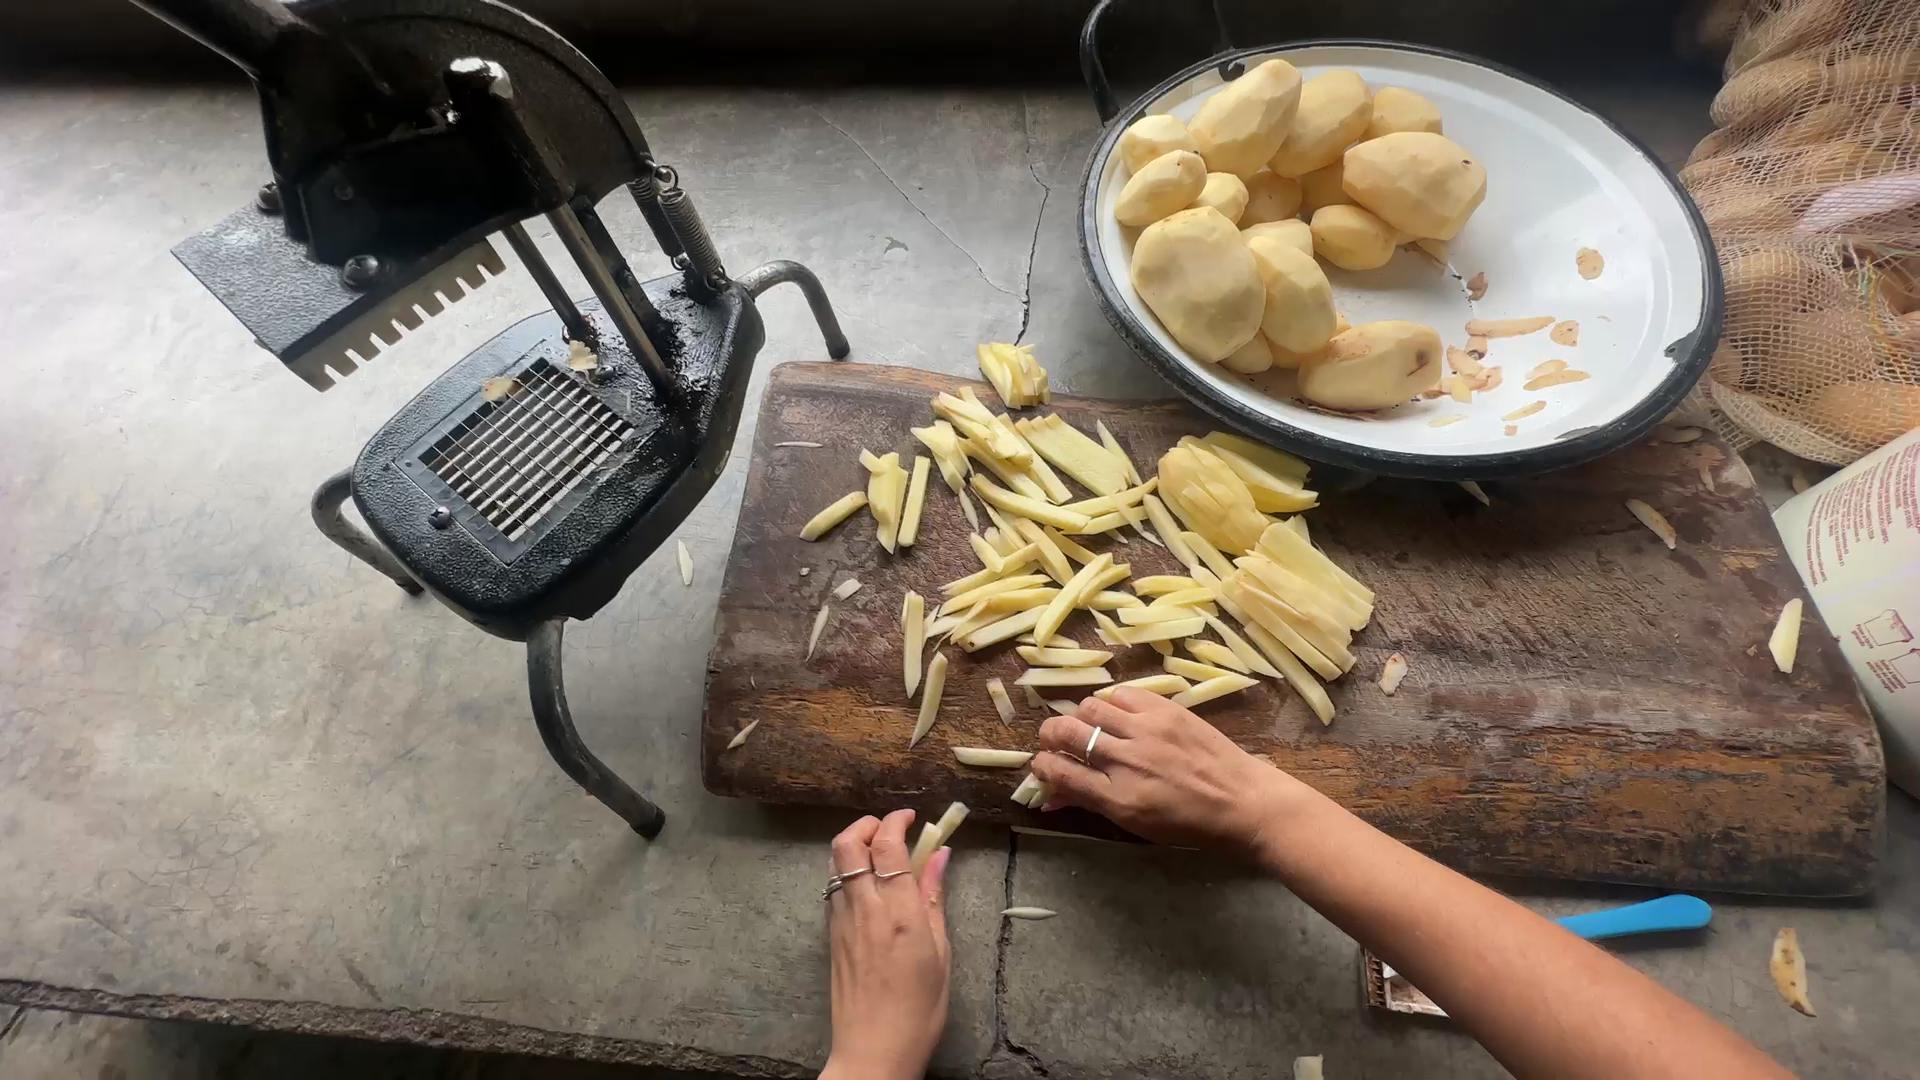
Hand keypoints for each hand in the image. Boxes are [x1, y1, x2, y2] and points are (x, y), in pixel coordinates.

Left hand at [821, 809, 950, 1079]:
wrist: (872, 1055)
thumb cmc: (919, 1008)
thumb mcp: (940, 952)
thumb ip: (934, 897)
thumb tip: (940, 854)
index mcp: (897, 911)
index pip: (887, 845)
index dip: (896, 820)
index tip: (911, 817)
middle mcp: (864, 907)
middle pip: (847, 842)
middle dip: (867, 824)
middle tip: (890, 829)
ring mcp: (841, 920)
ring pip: (835, 861)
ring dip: (854, 844)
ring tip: (879, 853)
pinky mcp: (830, 934)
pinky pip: (833, 886)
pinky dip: (847, 869)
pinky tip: (867, 883)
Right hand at [1029, 687, 1298, 856]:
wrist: (1243, 801)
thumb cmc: (1188, 823)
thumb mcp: (1135, 824)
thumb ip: (1090, 803)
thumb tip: (1050, 795)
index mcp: (1118, 798)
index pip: (1060, 772)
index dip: (1041, 766)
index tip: (1041, 765)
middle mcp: (1127, 760)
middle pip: (1066, 733)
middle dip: (1049, 735)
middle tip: (1053, 740)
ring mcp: (1146, 730)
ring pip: (1090, 707)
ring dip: (1081, 717)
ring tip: (1089, 726)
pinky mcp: (1165, 709)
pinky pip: (1122, 694)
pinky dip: (1113, 703)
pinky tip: (1119, 715)